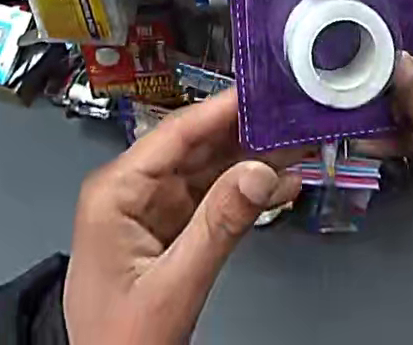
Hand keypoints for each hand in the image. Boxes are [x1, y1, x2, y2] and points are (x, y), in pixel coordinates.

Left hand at [64, 89, 303, 344]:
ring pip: (210, 169)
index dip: (221, 109)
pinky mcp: (171, 227)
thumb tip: (261, 170)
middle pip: (197, 146)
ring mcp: (154, 206)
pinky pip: (213, 198)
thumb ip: (218, 226)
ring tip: (296, 145)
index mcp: (117, 189)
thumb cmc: (118, 343)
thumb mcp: (171, 288)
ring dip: (253, 160)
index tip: (260, 92)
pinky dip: (246, 192)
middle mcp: (134, 187)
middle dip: (246, 133)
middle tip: (290, 116)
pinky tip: (280, 184)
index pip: (176, 133)